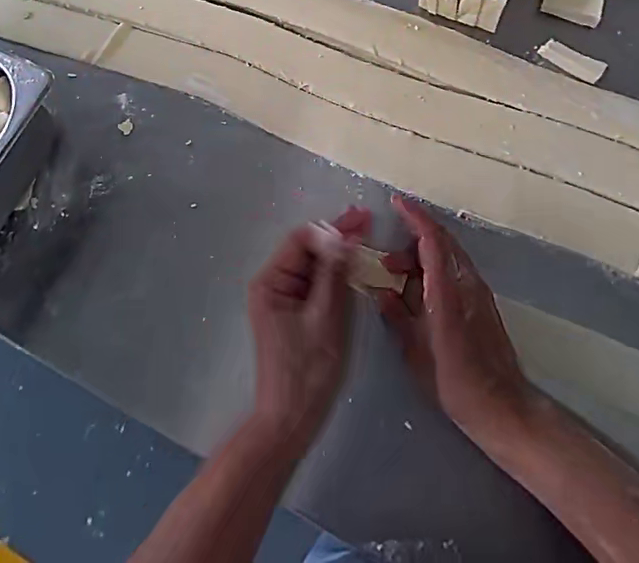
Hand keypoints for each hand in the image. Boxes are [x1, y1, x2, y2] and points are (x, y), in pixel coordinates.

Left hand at [245, 206, 369, 448]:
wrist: (291, 419)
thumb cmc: (306, 370)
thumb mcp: (324, 318)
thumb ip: (334, 274)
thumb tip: (344, 236)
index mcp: (270, 281)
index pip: (301, 240)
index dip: (332, 228)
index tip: (361, 221)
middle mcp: (273, 283)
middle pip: (307, 247)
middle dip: (336, 233)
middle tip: (368, 220)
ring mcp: (284, 296)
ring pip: (313, 262)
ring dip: (338, 249)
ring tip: (365, 232)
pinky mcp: (296, 309)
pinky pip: (316, 280)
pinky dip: (335, 269)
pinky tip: (354, 260)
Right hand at [376, 194, 534, 442]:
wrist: (502, 406)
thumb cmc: (456, 383)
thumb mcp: (417, 354)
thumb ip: (399, 318)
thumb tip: (384, 294)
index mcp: (447, 291)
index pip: (432, 240)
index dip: (414, 217)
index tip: (397, 202)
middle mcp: (467, 283)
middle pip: (443, 242)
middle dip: (412, 238)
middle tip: (386, 261)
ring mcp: (478, 291)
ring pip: (449, 256)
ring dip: (423, 256)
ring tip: (398, 279)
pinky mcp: (482, 302)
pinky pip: (455, 271)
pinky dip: (435, 269)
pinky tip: (419, 291)